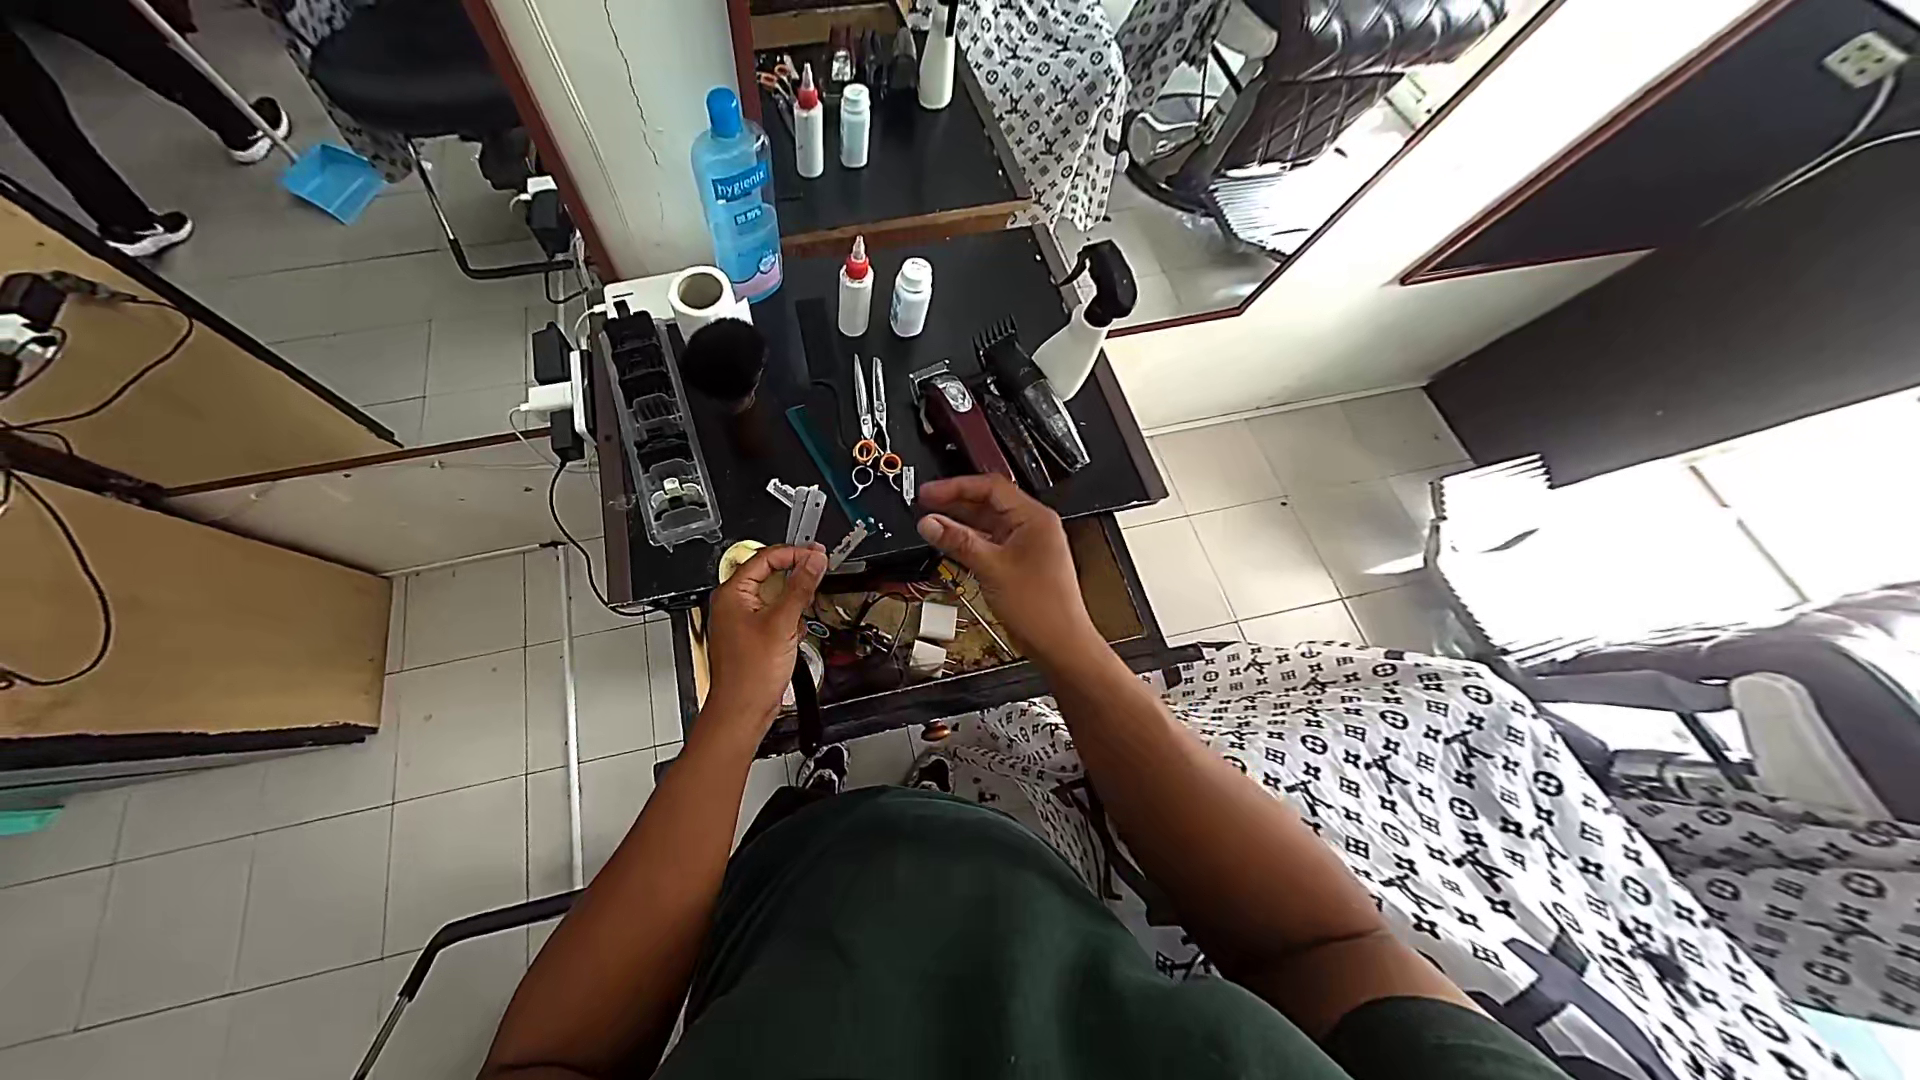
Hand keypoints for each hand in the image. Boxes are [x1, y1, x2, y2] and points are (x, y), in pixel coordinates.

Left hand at [704, 544, 826, 729]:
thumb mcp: (782, 622)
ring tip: (801, 616)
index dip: (794, 553)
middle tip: (817, 576)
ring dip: (794, 601)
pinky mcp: (754, 635)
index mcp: (732, 593)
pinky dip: (790, 619)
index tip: (817, 555)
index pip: (765, 558)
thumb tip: (814, 560)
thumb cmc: (749, 674)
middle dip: (796, 579)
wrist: (743, 710)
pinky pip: (776, 614)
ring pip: (776, 595)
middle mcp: (734, 603)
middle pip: (770, 574)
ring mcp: (743, 620)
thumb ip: (801, 587)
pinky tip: (795, 633)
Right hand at [916, 474, 1103, 666]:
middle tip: (926, 504)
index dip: (956, 486)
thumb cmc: (1043, 608)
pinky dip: (970, 542)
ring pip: (988, 524)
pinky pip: (990, 543)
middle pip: (988, 503)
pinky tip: (951, 544)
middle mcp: (1034, 527)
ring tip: (932, 524)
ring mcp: (1027, 545)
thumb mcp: (992, 567)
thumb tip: (931, 523)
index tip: (930, 493)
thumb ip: (958, 541)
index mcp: (1035, 518)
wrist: (1059, 643)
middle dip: (955, 503)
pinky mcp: (1020, 562)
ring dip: (960, 523)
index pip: (991, 487)